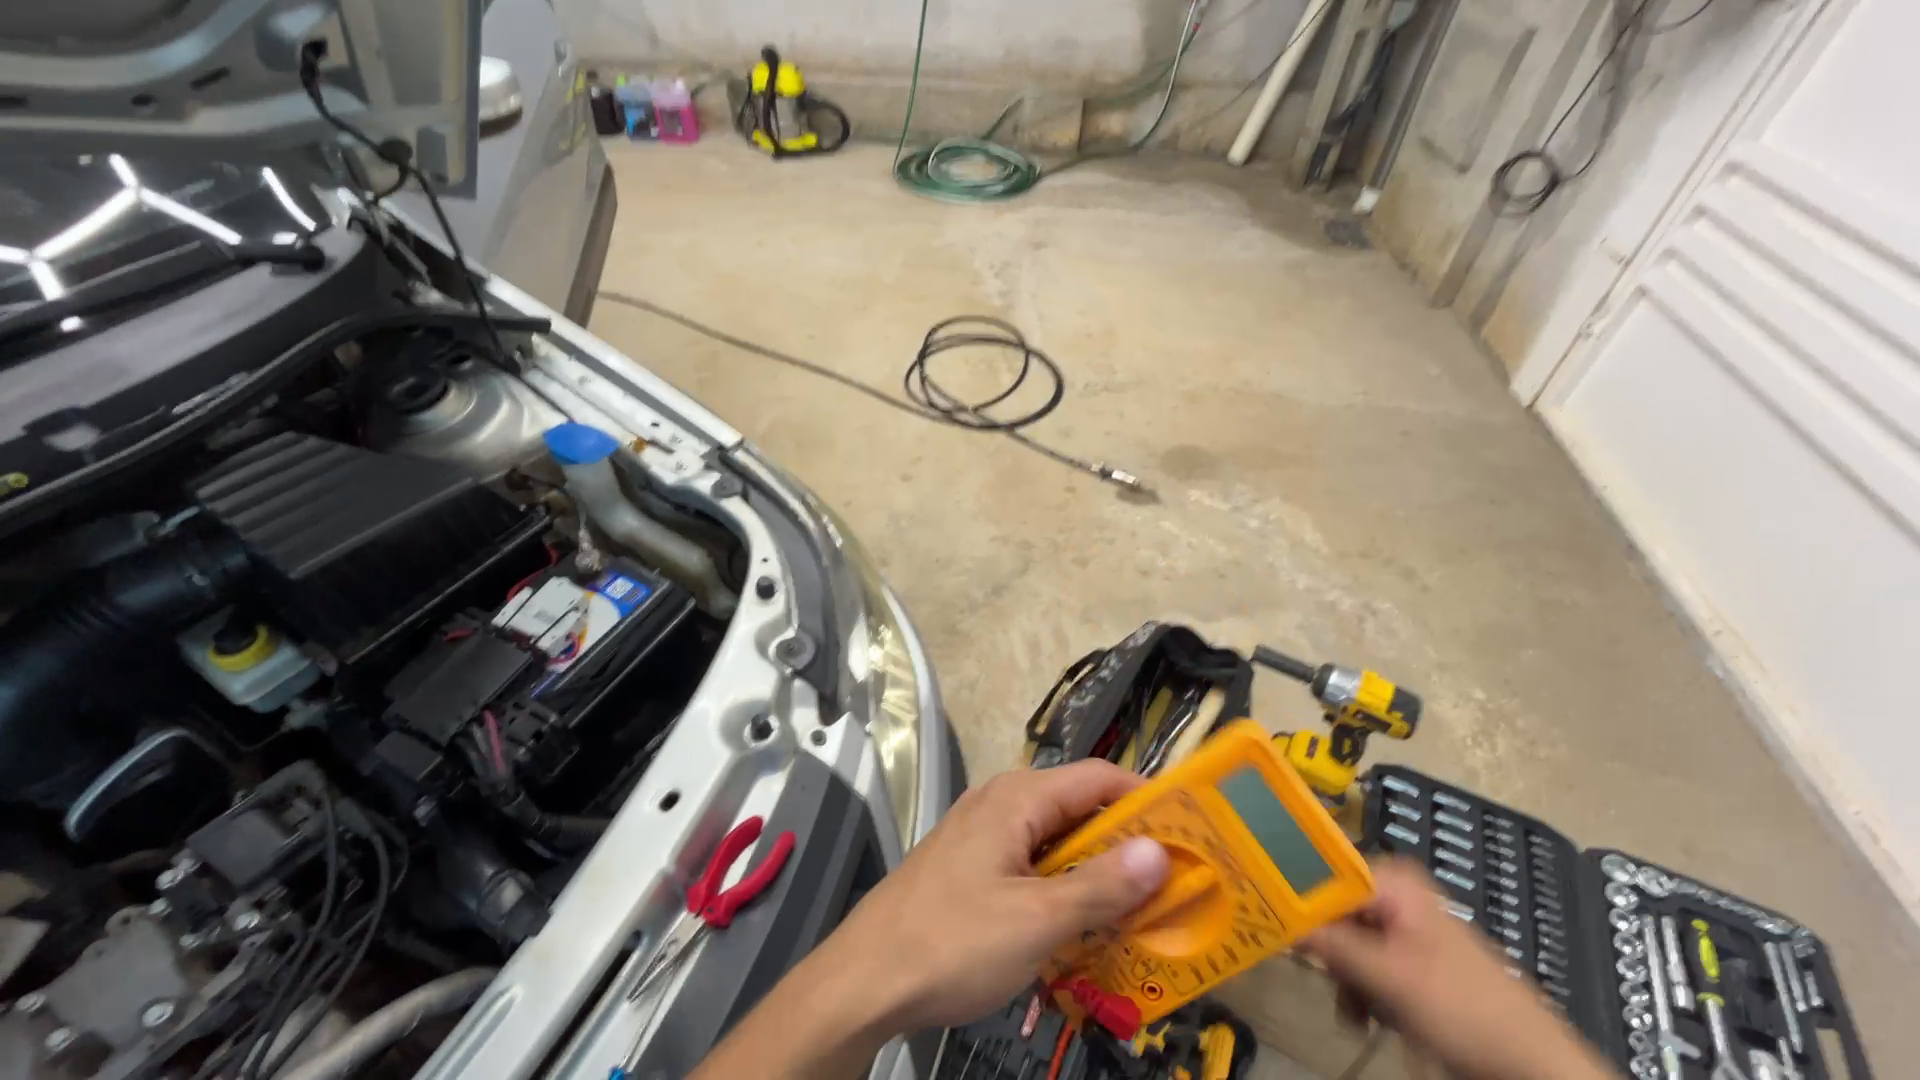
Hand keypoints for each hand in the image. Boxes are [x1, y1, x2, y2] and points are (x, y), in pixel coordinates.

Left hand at [818, 761, 1170, 1030]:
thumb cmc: (952, 942)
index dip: (1148, 801)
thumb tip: (1161, 850)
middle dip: (1126, 846)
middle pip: (1079, 810)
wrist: (864, 980)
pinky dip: (1062, 892)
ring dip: (1095, 875)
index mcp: (1018, 798)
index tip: (1192, 836)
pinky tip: (1081, 932)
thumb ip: (1101, 885)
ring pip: (1056, 844)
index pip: (1099, 778)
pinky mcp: (971, 869)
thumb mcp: (1037, 920)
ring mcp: (982, 837)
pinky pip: (1031, 868)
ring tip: (1138, 916)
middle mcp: (1001, 804)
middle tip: (1174, 887)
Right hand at [1297, 860, 1616, 1079]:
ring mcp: (1405, 931)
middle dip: (1325, 951)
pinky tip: (1369, 1018)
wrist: (1534, 1066)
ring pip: (1345, 941)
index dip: (1293, 893)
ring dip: (1343, 979)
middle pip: (1332, 908)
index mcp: (1395, 883)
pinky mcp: (1412, 964)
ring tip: (1356, 1014)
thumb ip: (1333, 943)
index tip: (1269, 919)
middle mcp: (1397, 897)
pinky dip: (1361, 991)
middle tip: (1323, 981)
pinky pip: (1366, 964)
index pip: (1322, 871)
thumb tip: (1276, 915)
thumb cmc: (1464, 1010)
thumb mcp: (1390, 978)